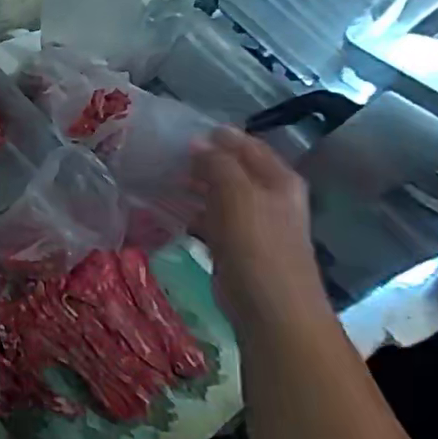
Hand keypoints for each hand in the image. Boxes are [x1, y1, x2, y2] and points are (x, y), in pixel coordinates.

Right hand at [182, 126, 328, 329]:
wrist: (271, 308)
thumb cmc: (258, 247)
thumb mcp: (238, 197)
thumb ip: (218, 165)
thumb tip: (198, 142)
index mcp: (278, 179)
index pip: (247, 145)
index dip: (218, 136)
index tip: (180, 130)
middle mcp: (269, 197)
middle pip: (233, 169)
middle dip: (202, 161)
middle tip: (163, 155)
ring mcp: (252, 224)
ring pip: (219, 195)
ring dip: (194, 186)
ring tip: (159, 179)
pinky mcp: (235, 247)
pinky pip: (210, 220)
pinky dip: (191, 213)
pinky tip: (168, 212)